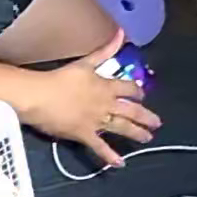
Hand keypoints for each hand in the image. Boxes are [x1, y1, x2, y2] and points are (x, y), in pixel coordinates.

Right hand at [18, 28, 160, 167]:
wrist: (40, 97)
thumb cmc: (59, 79)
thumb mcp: (84, 63)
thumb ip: (105, 51)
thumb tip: (121, 33)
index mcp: (105, 86)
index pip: (128, 88)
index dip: (137, 91)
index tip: (142, 95)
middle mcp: (106, 104)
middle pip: (132, 111)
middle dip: (146, 117)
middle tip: (156, 123)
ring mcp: (97, 121)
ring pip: (122, 128)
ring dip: (136, 133)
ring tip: (147, 138)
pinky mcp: (84, 135)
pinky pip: (100, 147)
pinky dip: (109, 156)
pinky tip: (120, 164)